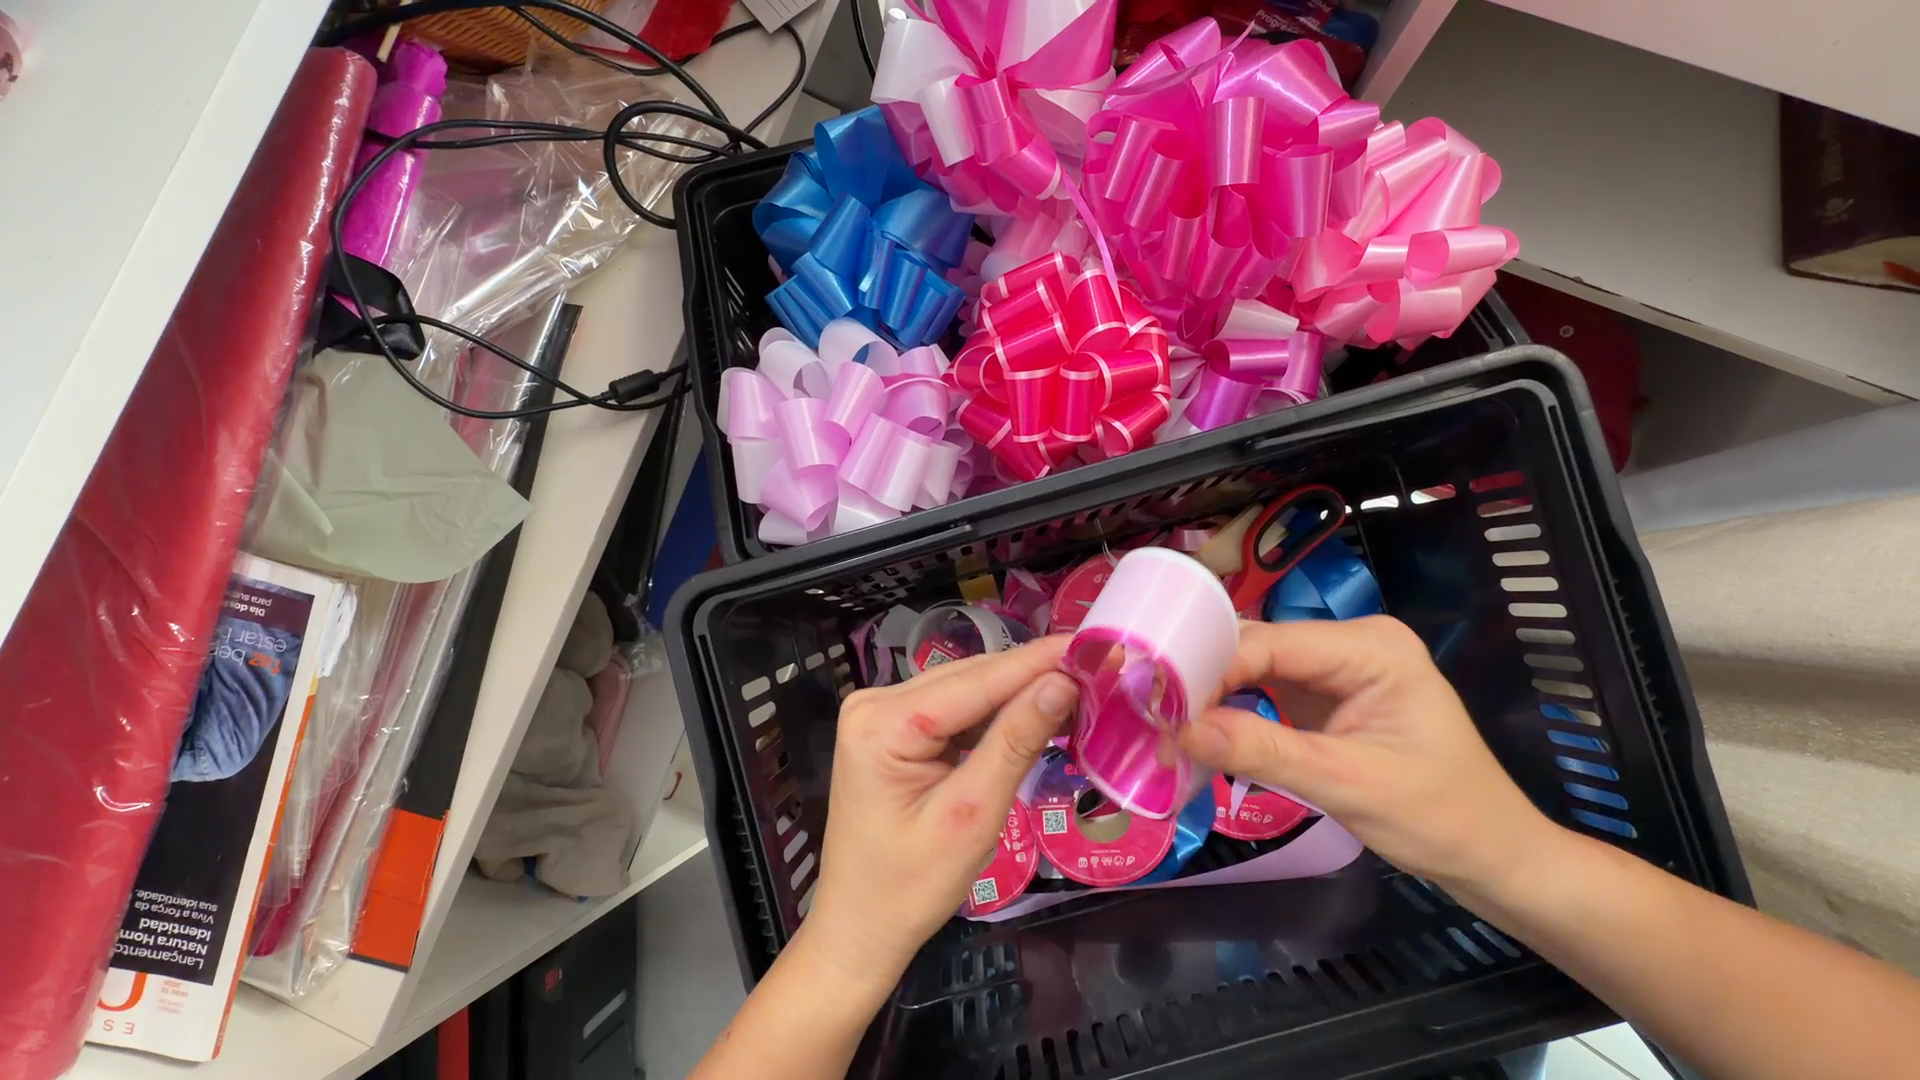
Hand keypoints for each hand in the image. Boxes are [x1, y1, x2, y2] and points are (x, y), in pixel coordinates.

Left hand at [795, 637, 1078, 987]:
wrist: (860, 924)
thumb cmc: (911, 886)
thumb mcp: (973, 816)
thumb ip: (1016, 743)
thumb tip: (1062, 683)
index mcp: (883, 723)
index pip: (976, 681)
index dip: (1037, 662)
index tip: (1094, 645)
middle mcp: (874, 702)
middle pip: (969, 679)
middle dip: (1032, 675)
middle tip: (1097, 669)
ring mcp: (878, 713)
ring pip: (964, 689)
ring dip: (1017, 690)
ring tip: (1077, 687)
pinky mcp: (890, 728)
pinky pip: (952, 708)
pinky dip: (994, 711)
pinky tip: (1033, 711)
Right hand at [1177, 616, 1556, 892]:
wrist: (1492, 855)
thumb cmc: (1437, 816)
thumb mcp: (1345, 784)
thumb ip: (1261, 751)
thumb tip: (1178, 732)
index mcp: (1369, 647)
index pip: (1267, 644)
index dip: (1208, 671)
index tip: (1158, 708)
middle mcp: (1351, 643)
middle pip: (1256, 647)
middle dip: (1204, 681)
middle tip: (1151, 716)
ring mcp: (1337, 666)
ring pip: (1253, 666)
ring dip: (1211, 695)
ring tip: (1166, 723)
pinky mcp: (1325, 693)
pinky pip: (1264, 688)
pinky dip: (1231, 709)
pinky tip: (1199, 727)